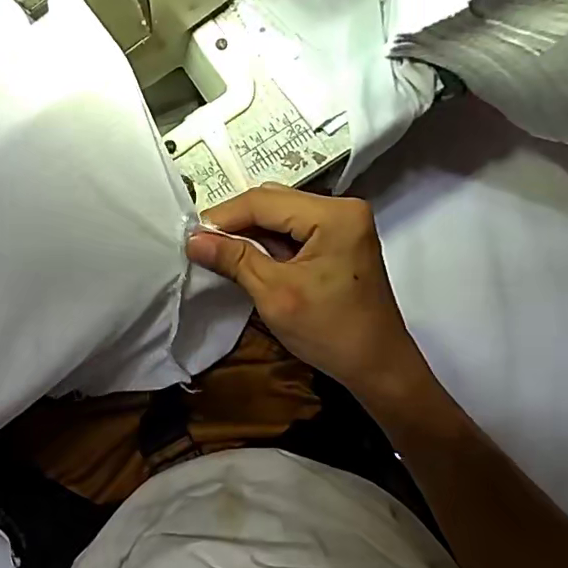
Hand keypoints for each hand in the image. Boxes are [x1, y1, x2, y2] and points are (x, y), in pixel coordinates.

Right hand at [187, 184, 435, 413]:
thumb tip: (193, 239)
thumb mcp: (274, 294)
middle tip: (201, 244)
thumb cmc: (329, 332)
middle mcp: (342, 208)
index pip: (264, 201)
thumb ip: (234, 259)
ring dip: (249, 231)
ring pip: (281, 214)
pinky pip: (294, 229)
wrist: (377, 366)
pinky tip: (246, 256)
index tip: (191, 236)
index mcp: (334, 215)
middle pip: (273, 201)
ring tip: (218, 251)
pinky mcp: (339, 239)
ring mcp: (343, 223)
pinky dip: (268, 241)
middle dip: (235, 221)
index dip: (223, 216)